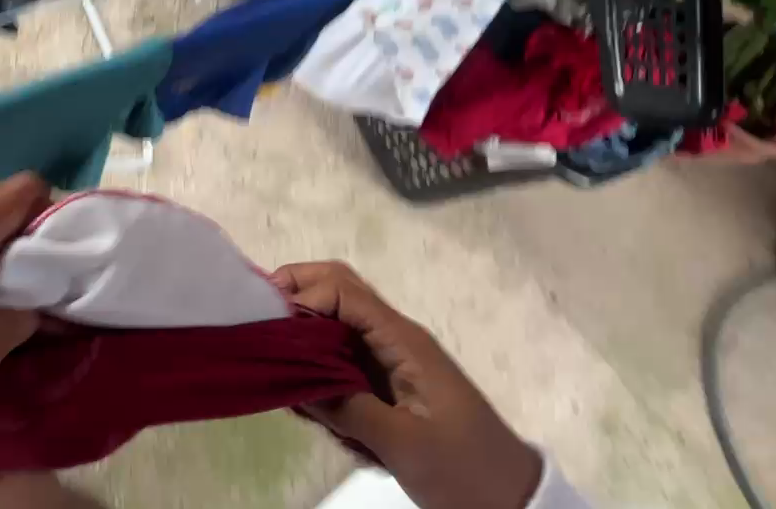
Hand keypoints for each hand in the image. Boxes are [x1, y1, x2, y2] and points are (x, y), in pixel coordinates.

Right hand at [273, 261, 542, 508]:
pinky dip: (315, 358)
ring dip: (303, 326)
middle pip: (338, 287)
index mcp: (402, 339)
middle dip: (297, 291)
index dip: (302, 297)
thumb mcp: (405, 446)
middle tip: (259, 318)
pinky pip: (342, 351)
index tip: (268, 324)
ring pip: (337, 317)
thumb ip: (348, 409)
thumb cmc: (465, 471)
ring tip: (273, 353)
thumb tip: (293, 384)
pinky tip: (299, 386)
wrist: (516, 502)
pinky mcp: (387, 380)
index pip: (342, 291)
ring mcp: (390, 356)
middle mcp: (393, 336)